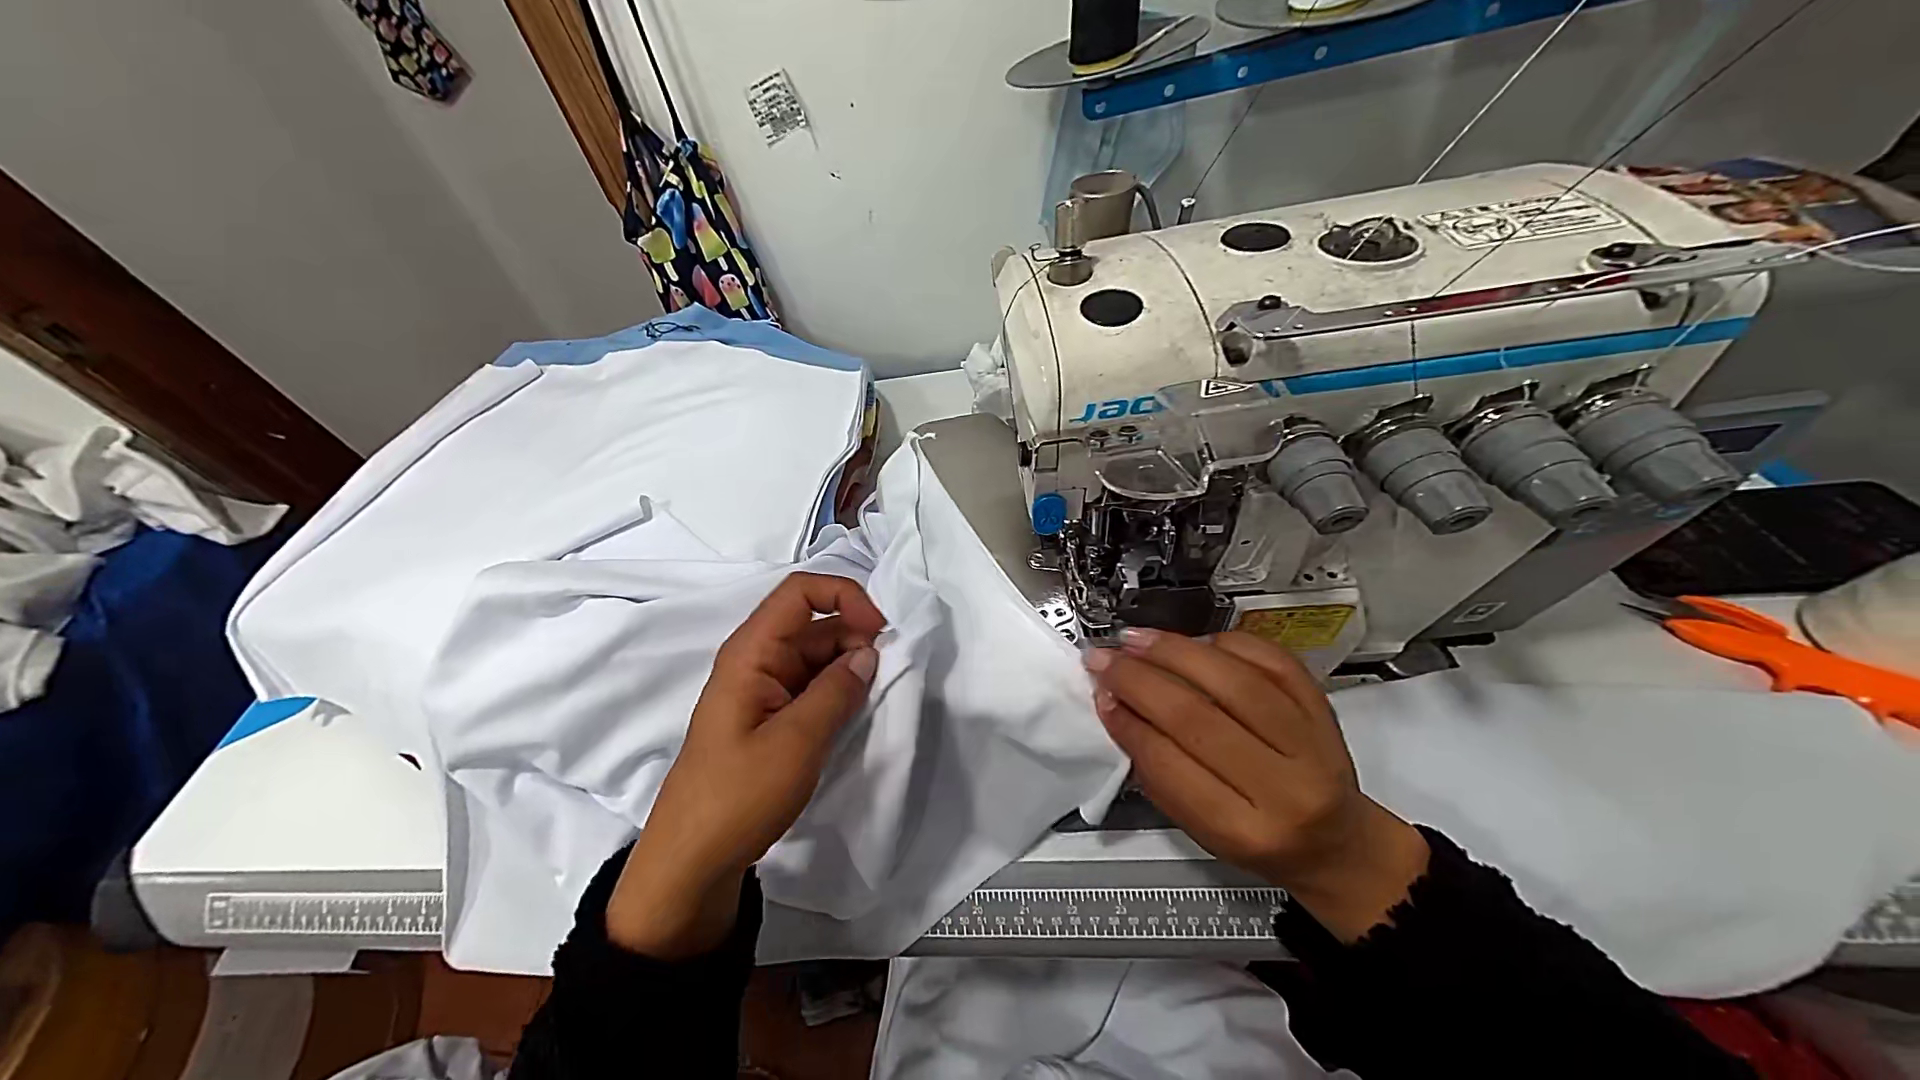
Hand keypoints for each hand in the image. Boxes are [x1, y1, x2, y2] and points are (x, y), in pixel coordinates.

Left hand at [606, 572, 885, 957]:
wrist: (692, 860)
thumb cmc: (738, 795)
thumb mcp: (796, 741)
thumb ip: (836, 691)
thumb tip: (868, 654)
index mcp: (751, 652)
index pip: (800, 592)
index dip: (845, 596)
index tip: (880, 629)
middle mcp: (756, 660)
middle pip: (814, 622)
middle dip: (855, 635)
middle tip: (885, 673)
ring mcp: (763, 688)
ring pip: (817, 655)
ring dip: (849, 665)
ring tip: (874, 695)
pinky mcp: (771, 716)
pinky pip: (811, 685)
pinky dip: (838, 689)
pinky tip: (856, 710)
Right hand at [1085, 629, 1429, 941]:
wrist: (1334, 841)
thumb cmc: (1256, 837)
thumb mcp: (1198, 824)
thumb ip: (1156, 769)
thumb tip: (1117, 705)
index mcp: (1244, 829)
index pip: (1171, 765)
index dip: (1127, 723)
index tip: (1100, 694)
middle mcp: (1285, 788)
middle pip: (1198, 717)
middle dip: (1139, 680)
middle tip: (1105, 658)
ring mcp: (1311, 743)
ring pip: (1234, 680)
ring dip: (1175, 652)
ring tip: (1137, 640)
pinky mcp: (1323, 708)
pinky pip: (1272, 660)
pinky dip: (1226, 642)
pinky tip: (1193, 641)